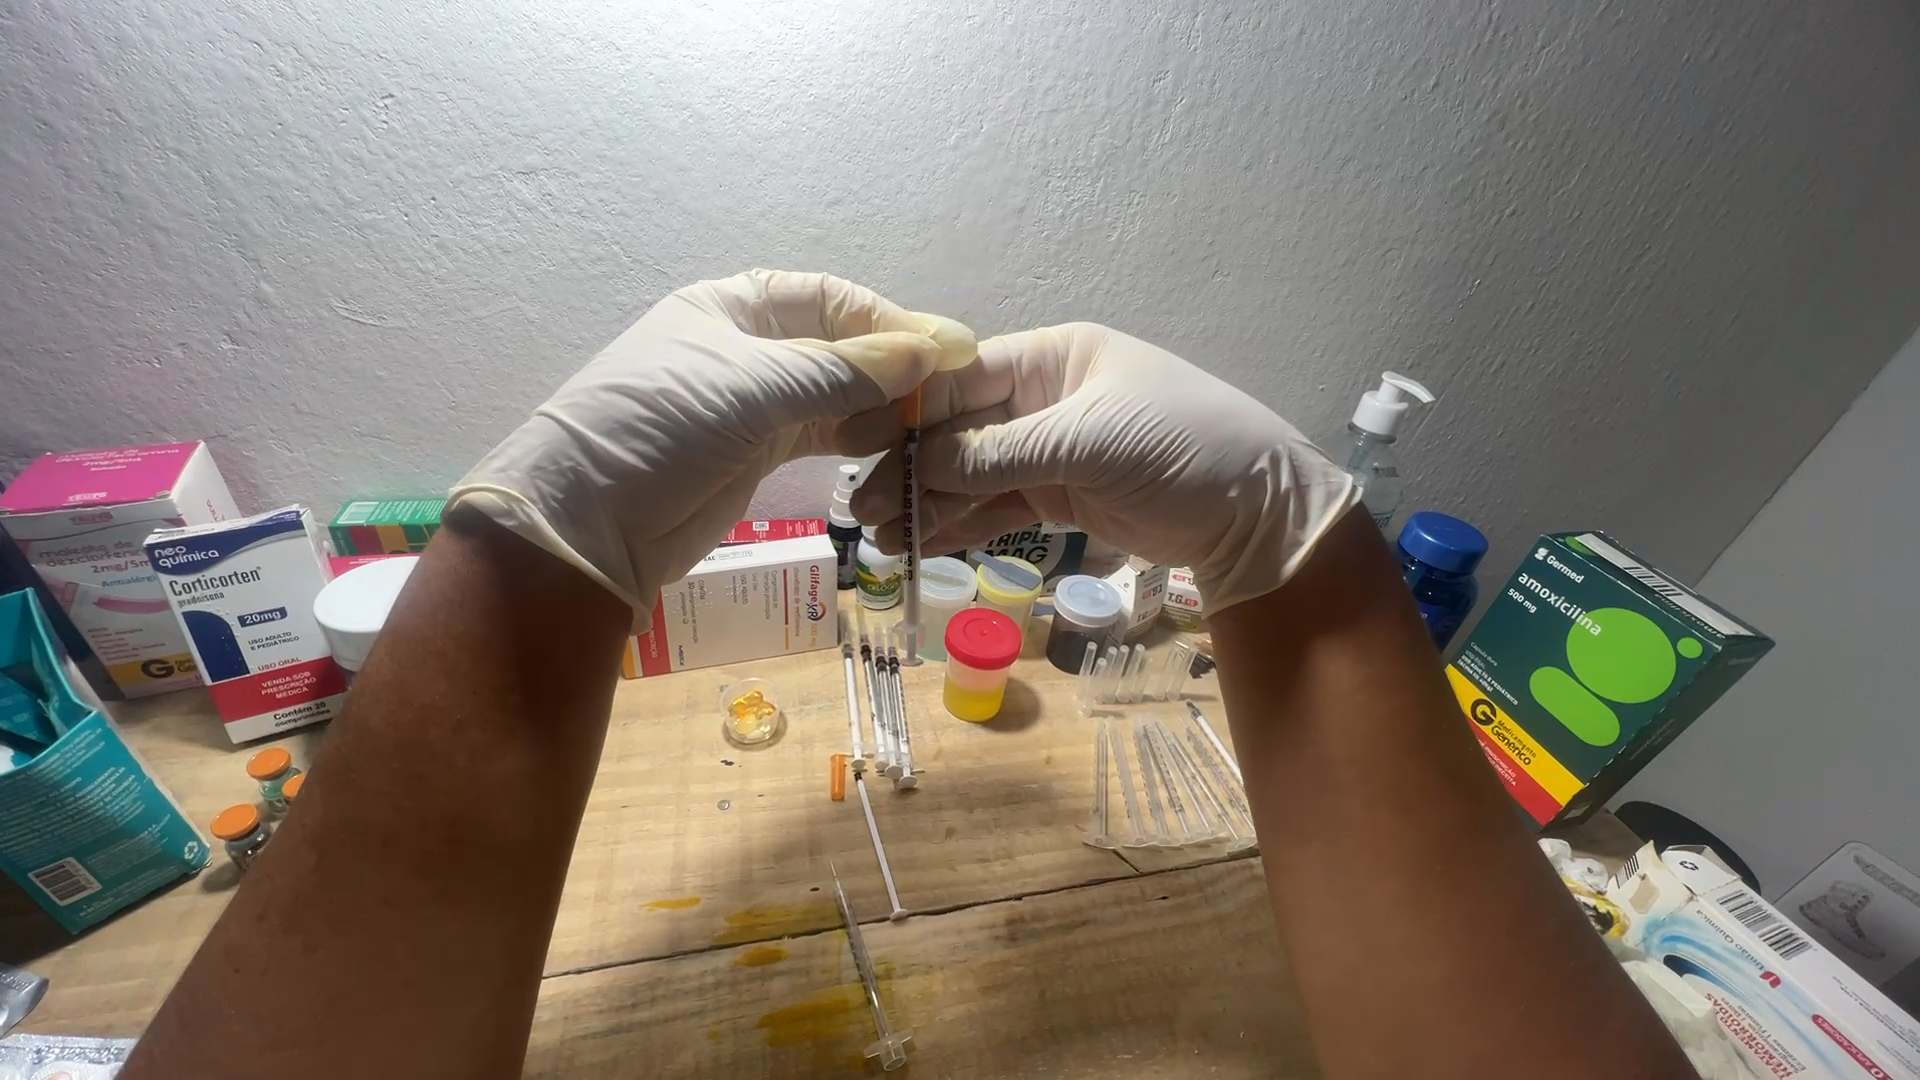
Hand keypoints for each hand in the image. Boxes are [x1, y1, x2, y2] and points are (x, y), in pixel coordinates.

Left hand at [451, 269, 974, 618]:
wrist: (591, 524)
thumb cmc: (661, 427)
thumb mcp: (753, 386)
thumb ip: (845, 371)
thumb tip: (932, 351)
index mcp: (733, 305)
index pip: (830, 300)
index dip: (888, 322)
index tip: (944, 350)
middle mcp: (747, 348)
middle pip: (837, 347)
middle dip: (891, 366)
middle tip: (948, 391)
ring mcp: (754, 404)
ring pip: (835, 395)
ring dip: (880, 405)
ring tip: (929, 422)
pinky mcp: (759, 453)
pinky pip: (823, 434)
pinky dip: (857, 436)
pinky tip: (893, 444)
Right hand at [847, 322, 1357, 612]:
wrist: (1254, 512)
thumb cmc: (1182, 446)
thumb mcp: (1088, 440)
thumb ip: (999, 452)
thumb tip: (917, 463)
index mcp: (1051, 358)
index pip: (962, 378)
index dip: (908, 410)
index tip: (857, 441)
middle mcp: (1042, 400)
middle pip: (959, 430)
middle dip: (910, 467)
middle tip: (861, 505)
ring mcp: (1048, 451)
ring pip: (972, 474)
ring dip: (928, 504)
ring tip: (881, 536)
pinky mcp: (1058, 496)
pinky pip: (998, 507)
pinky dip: (963, 524)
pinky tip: (923, 542)